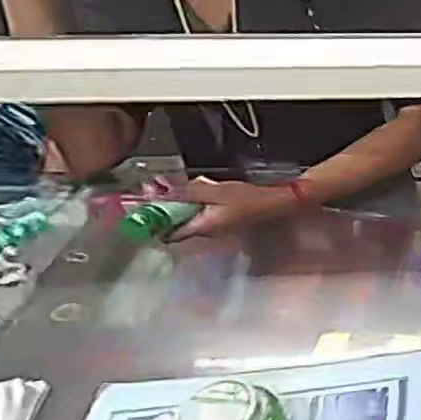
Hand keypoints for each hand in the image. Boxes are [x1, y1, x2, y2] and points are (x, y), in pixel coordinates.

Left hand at [147, 177, 297, 240]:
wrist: (279, 203)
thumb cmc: (250, 199)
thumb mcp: (215, 191)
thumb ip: (185, 191)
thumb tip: (156, 189)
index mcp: (202, 227)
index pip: (168, 234)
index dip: (153, 222)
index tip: (142, 205)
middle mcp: (207, 232)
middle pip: (176, 225)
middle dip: (164, 208)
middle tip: (154, 188)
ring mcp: (216, 228)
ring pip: (188, 218)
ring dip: (178, 204)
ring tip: (170, 185)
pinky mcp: (223, 220)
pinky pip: (200, 214)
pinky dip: (192, 204)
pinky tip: (194, 190)